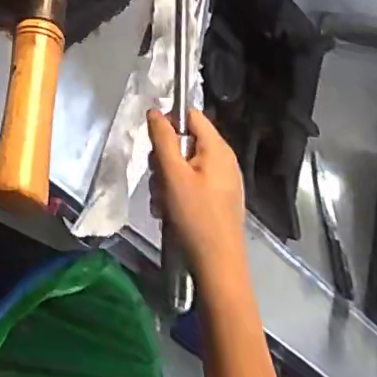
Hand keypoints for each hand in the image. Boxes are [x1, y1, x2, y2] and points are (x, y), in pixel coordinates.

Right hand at [148, 107, 249, 294]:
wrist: (218, 266)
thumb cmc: (195, 215)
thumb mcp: (173, 174)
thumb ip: (163, 139)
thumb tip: (155, 111)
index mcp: (218, 149)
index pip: (191, 115)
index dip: (169, 121)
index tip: (153, 141)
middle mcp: (224, 160)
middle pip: (185, 141)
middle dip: (164, 157)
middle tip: (157, 176)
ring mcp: (222, 181)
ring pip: (184, 164)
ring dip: (166, 178)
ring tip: (161, 199)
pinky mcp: (217, 200)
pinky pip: (191, 183)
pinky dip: (176, 192)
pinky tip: (168, 210)